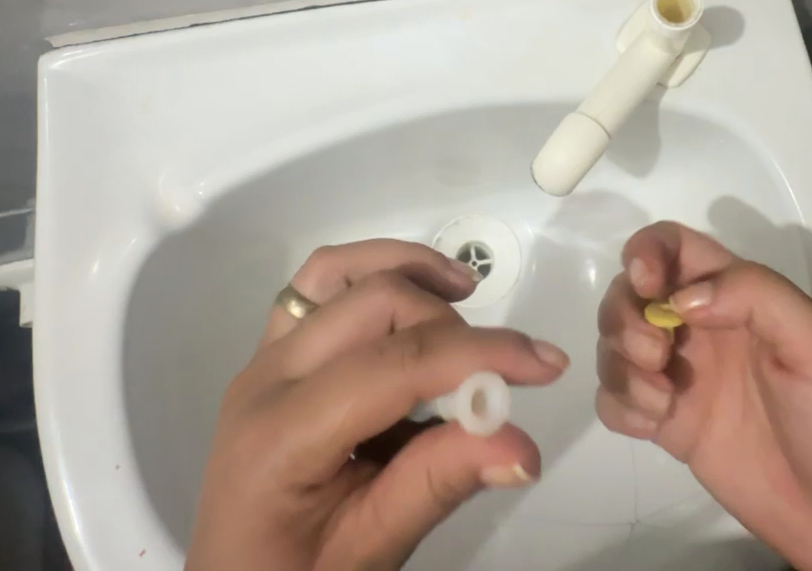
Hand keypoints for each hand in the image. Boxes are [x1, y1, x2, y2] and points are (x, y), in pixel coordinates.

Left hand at [188, 240, 570, 570]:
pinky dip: (377, 270)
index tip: (546, 364)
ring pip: (340, 269)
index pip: (396, 365)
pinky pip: (322, 282)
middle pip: (374, 303)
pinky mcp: (274, 349)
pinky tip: (417, 296)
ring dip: (410, 269)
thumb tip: (524, 444)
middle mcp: (266, 377)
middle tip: (503, 371)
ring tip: (467, 293)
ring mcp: (265, 356)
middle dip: (454, 325)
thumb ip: (441, 483)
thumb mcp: (371, 550)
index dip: (478, 354)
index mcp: (281, 436)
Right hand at [596, 223, 811, 570]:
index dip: (647, 251)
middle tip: (657, 355)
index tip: (647, 286)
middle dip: (626, 316)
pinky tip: (654, 424)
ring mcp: (682, 376)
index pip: (675, 247)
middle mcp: (702, 328)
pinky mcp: (669, 424)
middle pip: (631, 293)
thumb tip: (680, 298)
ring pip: (615, 343)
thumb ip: (755, 296)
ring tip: (662, 400)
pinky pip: (614, 398)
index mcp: (738, 295)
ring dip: (621, 363)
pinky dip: (619, 403)